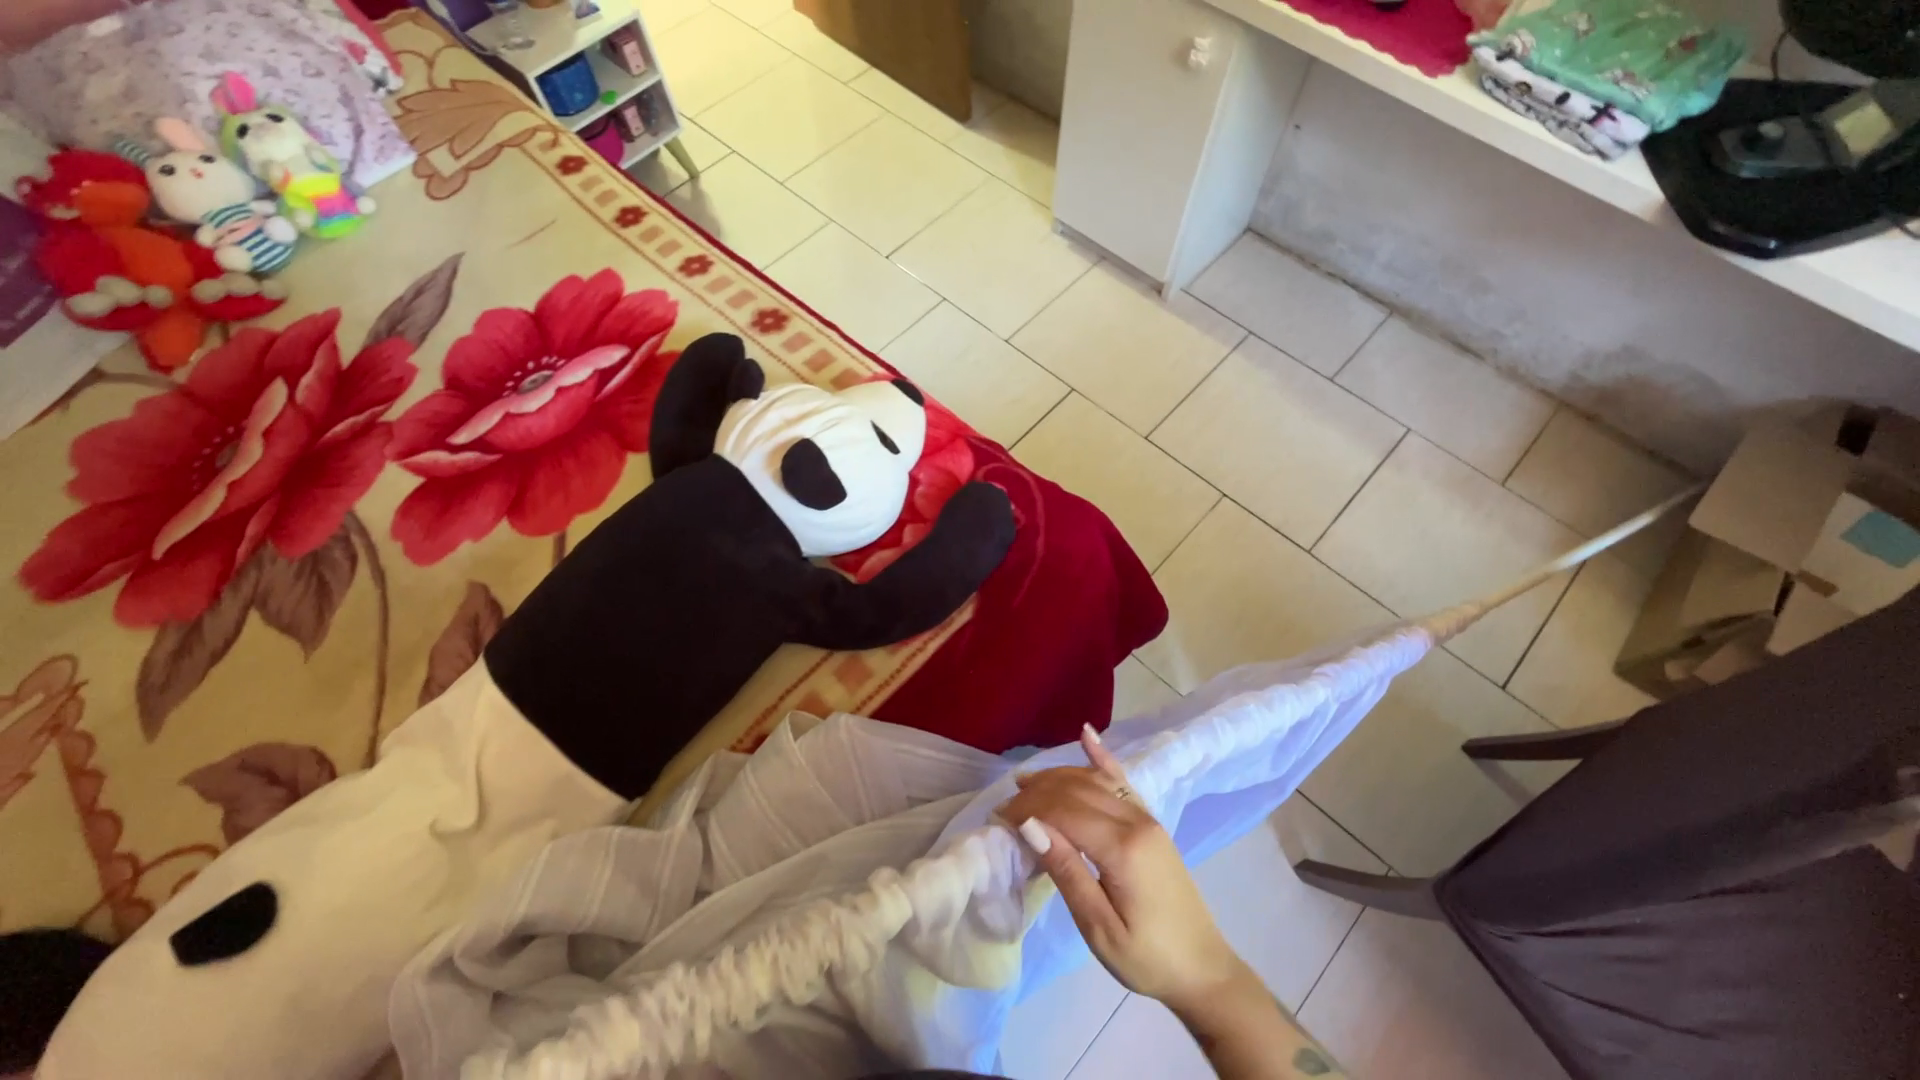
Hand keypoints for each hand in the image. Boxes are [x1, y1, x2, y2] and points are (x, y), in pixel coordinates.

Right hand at [997, 726, 1250, 1013]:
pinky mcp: (1151, 824)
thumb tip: (1030, 826)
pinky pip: (1122, 781)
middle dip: (1036, 792)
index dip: (1027, 809)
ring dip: (1057, 776)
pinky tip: (1086, 735)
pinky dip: (1101, 757)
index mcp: (1122, 849)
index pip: (1063, 811)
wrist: (1202, 969)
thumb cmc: (1146, 958)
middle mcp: (1136, 822)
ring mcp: (1147, 819)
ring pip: (1095, 780)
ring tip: (1023, 783)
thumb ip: (1067, 872)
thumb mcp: (1099, 927)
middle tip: (1004, 809)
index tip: (997, 820)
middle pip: (1076, 789)